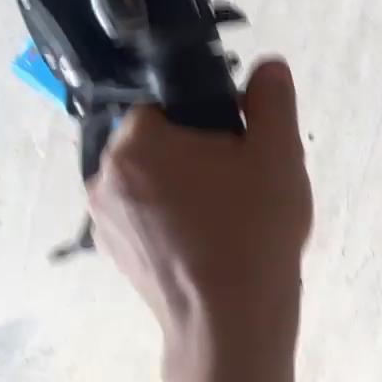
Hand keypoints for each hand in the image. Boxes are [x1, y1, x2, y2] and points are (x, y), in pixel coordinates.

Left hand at [89, 60, 311, 366]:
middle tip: (250, 174)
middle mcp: (103, 180)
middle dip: (204, 148)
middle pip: (160, 141)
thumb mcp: (278, 153)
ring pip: (156, 178)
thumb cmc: (254, 225)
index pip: (167, 103)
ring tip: (238, 208)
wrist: (231, 315)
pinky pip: (150, 213)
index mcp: (136, 146)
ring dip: (193, 181)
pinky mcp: (116, 253)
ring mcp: (104, 222)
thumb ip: (272, 101)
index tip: (245, 139)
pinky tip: (218, 235)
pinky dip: (181, 214)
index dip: (212, 114)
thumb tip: (268, 66)